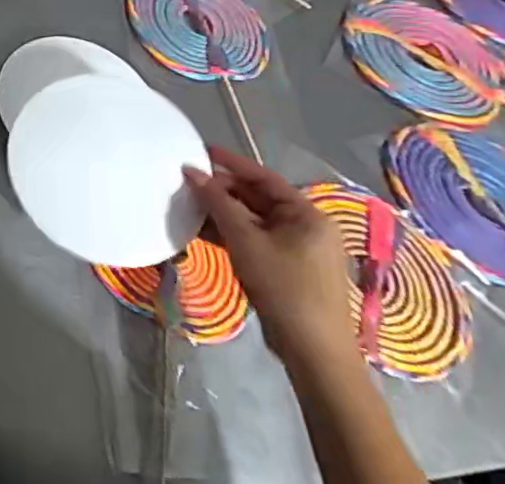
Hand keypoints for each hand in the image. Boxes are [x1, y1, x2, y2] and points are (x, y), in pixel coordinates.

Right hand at [183, 146, 350, 359]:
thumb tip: (192, 172)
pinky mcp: (289, 271)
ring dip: (225, 216)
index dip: (232, 163)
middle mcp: (307, 227)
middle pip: (259, 199)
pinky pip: (258, 243)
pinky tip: (207, 235)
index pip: (264, 177)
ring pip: (255, 223)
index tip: (203, 151)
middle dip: (224, 192)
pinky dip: (234, 237)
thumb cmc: (283, 287)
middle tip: (190, 185)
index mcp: (307, 213)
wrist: (313, 354)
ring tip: (192, 207)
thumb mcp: (246, 241)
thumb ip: (218, 203)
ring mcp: (299, 251)